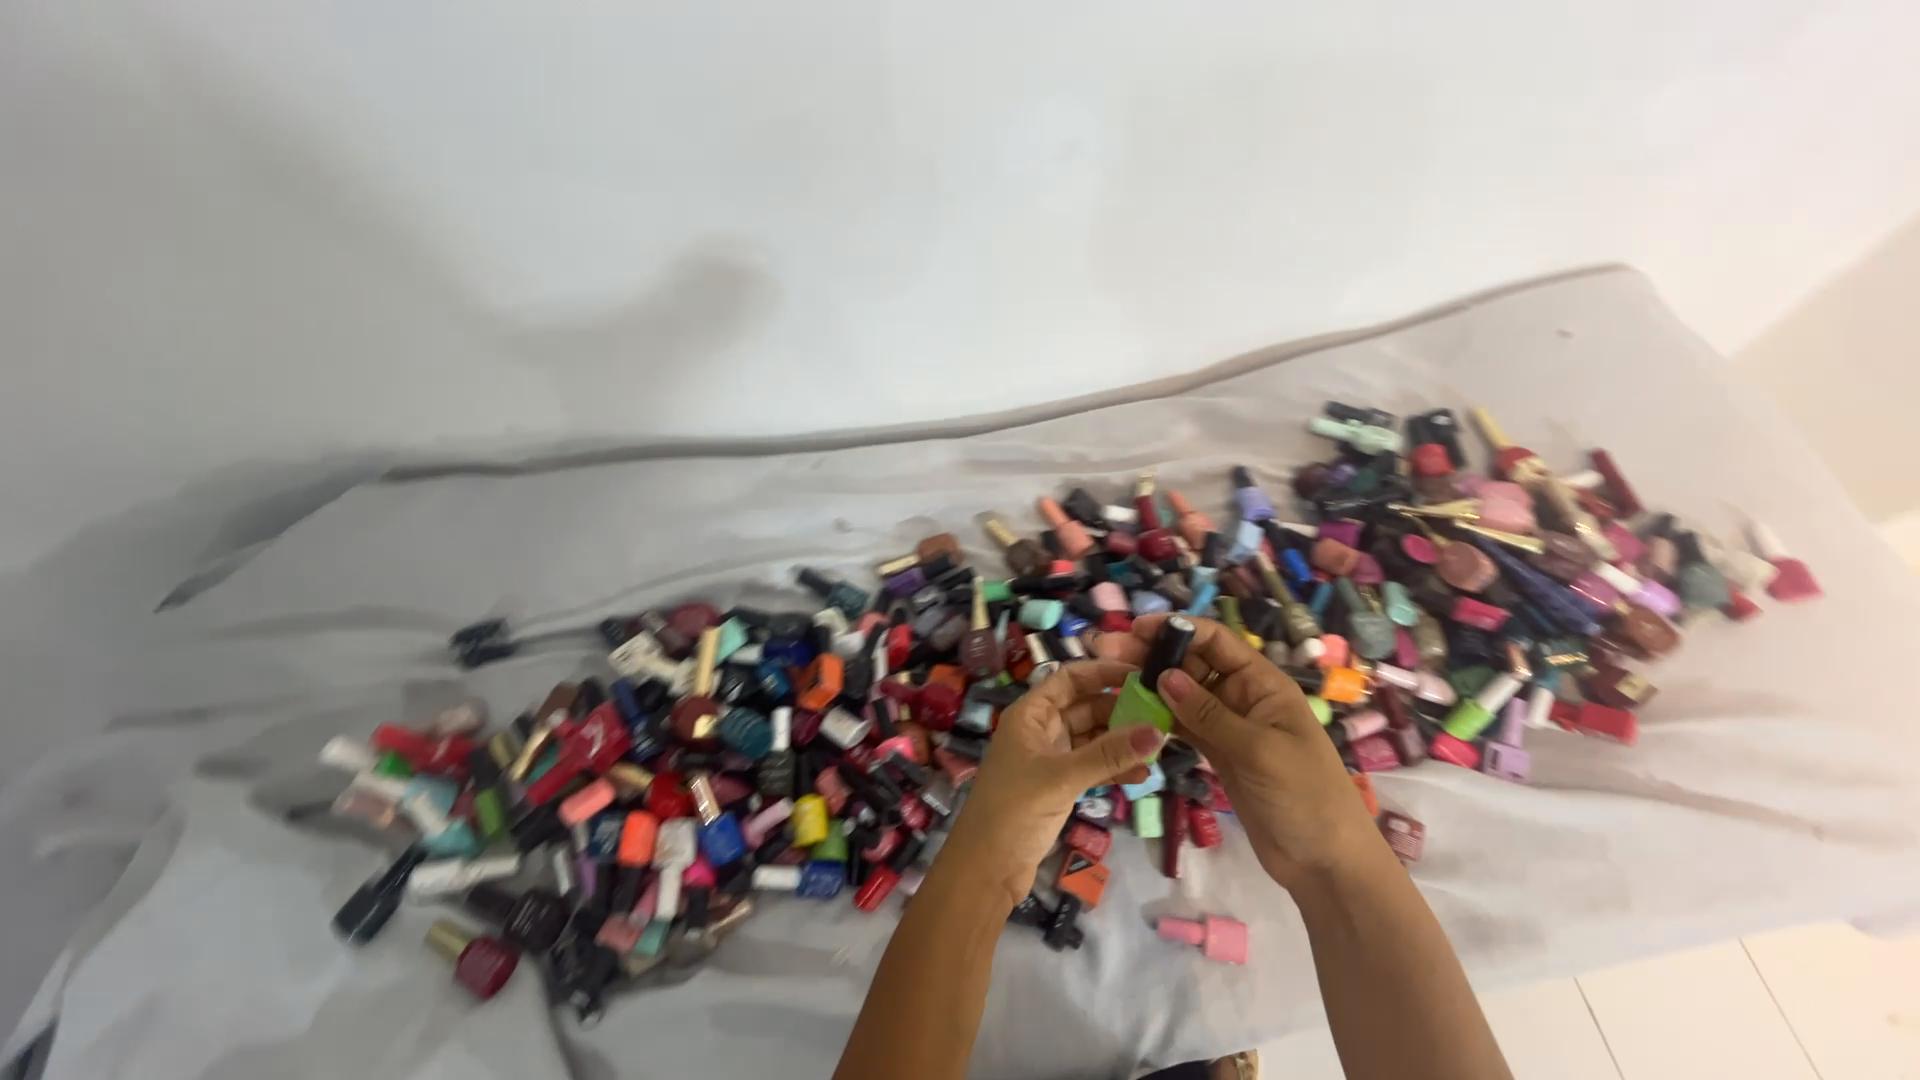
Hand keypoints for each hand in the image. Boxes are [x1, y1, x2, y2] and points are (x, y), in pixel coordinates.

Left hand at [943, 660, 1165, 905]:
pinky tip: (1141, 775)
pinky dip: (1113, 768)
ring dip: (1121, 742)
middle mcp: (1040, 730)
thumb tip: (1157, 730)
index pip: (1069, 679)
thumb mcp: (1061, 777)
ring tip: (1159, 746)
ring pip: (1092, 738)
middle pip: (1085, 706)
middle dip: (1121, 709)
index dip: (1103, 672)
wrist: (985, 868)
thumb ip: (1108, 754)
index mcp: (1030, 714)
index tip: (1142, 674)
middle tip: (1162, 713)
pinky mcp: (1058, 786)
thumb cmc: (1013, 811)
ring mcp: (1049, 758)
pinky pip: (1091, 766)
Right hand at [1094, 615, 1383, 891]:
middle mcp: (1243, 696)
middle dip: (1152, 654)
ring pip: (1182, 694)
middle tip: (1106, 652)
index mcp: (1263, 684)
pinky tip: (1129, 714)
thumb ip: (1209, 714)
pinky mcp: (1218, 752)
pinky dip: (1158, 718)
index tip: (1136, 629)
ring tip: (1109, 679)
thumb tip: (1163, 676)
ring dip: (1149, 685)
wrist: (1324, 861)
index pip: (1216, 641)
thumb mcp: (1259, 750)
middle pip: (1192, 663)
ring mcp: (1228, 726)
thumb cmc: (1305, 796)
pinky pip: (1182, 724)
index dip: (1177, 629)